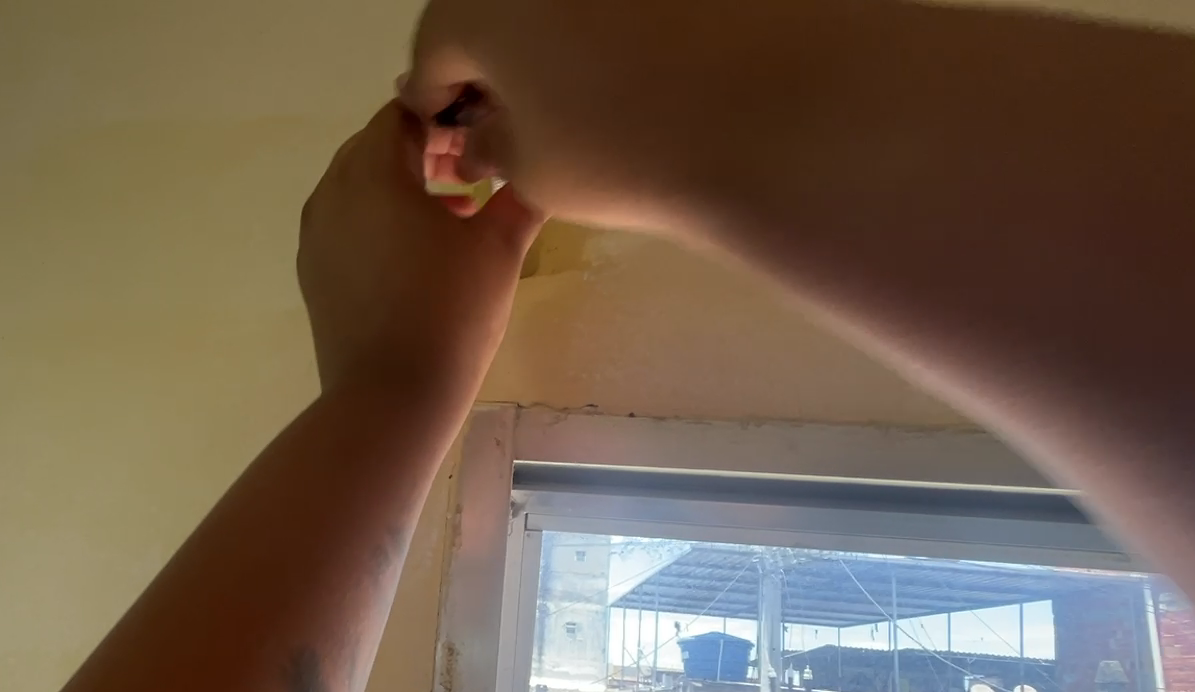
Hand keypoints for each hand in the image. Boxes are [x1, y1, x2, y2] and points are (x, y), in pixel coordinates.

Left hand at [299, 101, 542, 405]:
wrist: (391, 397)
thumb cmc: (450, 314)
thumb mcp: (499, 248)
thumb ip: (520, 193)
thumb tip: (534, 169)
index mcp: (374, 171)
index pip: (405, 114)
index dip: (446, 120)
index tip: (481, 147)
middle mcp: (332, 194)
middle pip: (375, 148)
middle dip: (421, 154)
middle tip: (468, 180)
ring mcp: (315, 238)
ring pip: (356, 190)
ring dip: (399, 191)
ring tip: (448, 222)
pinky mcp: (312, 276)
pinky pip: (344, 229)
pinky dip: (375, 226)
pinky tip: (412, 259)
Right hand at [402, 0, 775, 230]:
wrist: (764, 107)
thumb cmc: (617, 150)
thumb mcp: (530, 171)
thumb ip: (488, 148)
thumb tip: (477, 139)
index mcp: (476, 4)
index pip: (429, 56)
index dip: (435, 105)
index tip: (451, 139)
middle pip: (483, 13)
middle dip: (486, 65)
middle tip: (509, 117)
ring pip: (541, 3)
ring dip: (537, 39)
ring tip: (569, 90)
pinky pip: (593, 4)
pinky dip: (592, 24)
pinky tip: (622, 57)